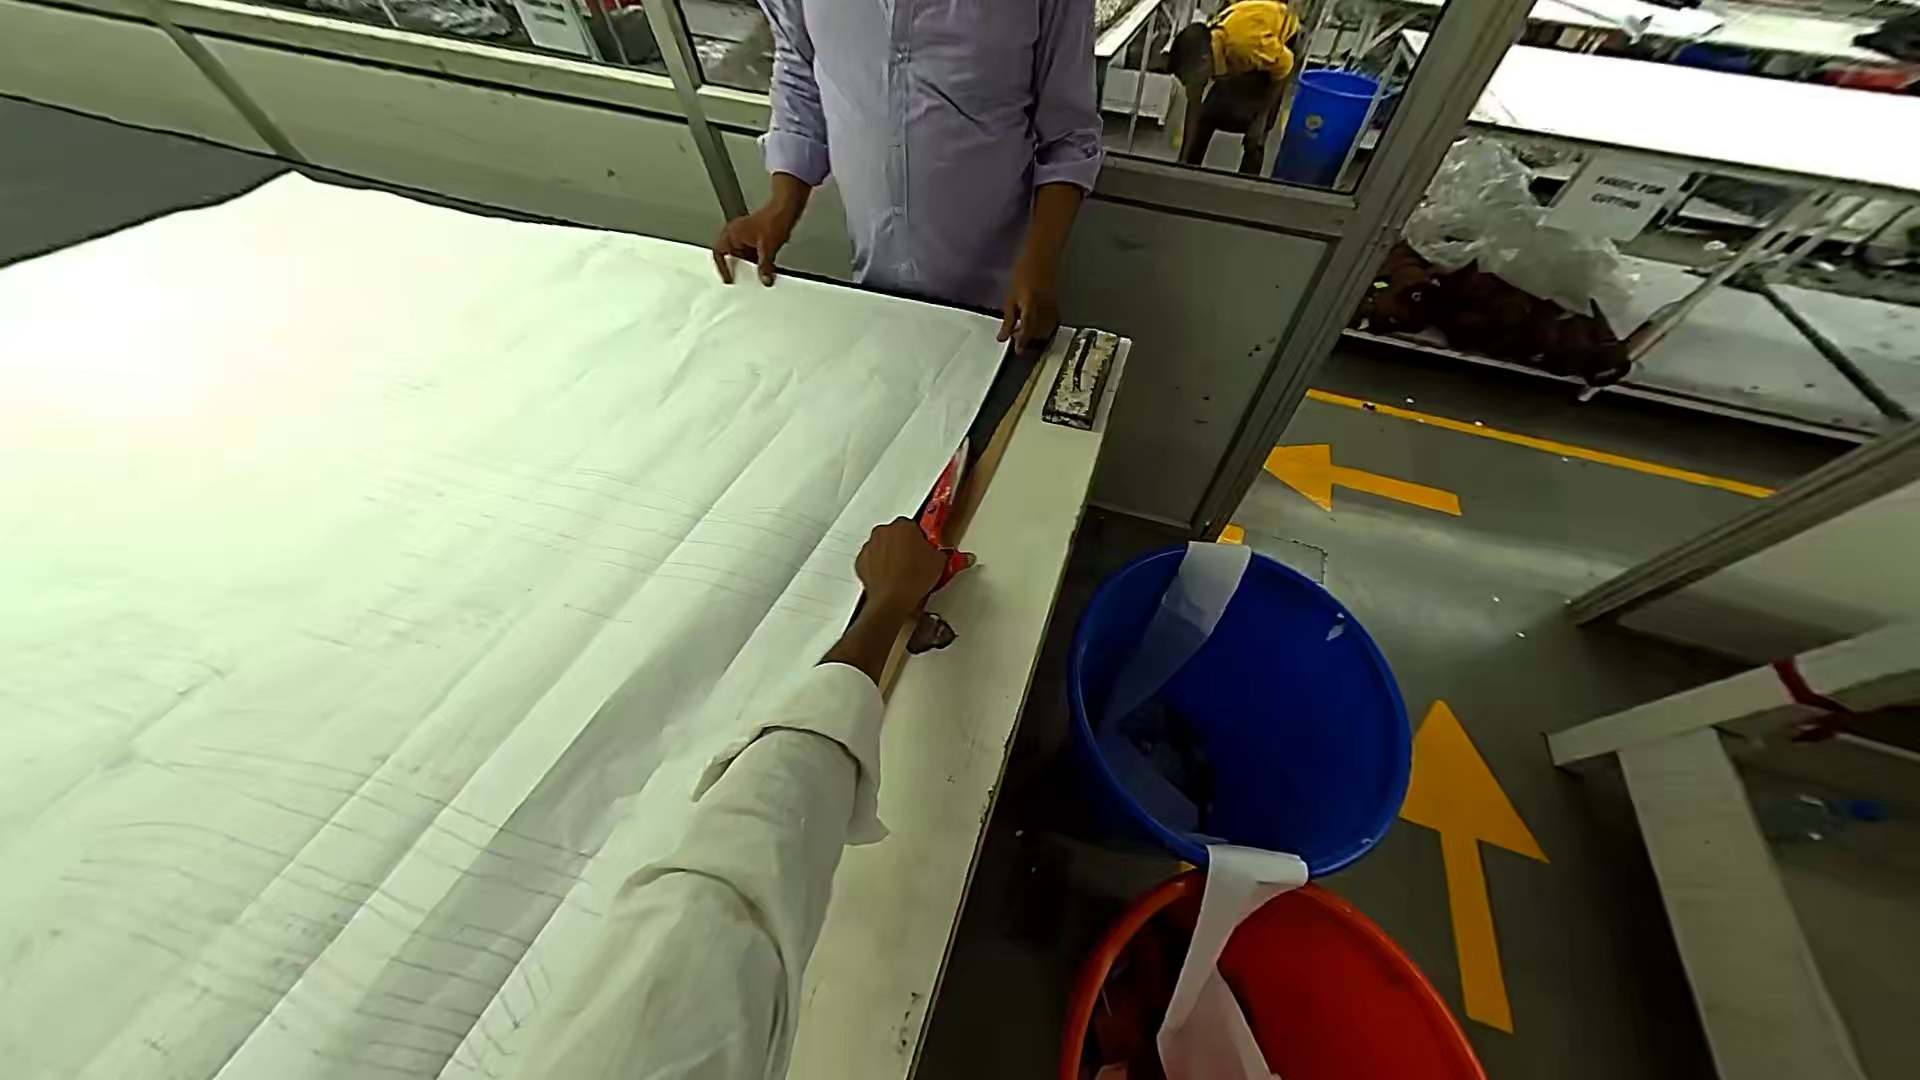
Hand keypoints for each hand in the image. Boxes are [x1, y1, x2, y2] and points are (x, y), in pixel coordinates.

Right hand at [713, 175, 810, 285]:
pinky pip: (753, 254)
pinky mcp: (756, 238)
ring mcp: (746, 235)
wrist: (785, 211)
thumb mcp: (767, 249)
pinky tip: (767, 269)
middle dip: (741, 269)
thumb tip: (764, 280)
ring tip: (759, 276)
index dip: (722, 267)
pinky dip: (759, 262)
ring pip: (744, 256)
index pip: (719, 252)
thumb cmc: (774, 220)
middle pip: (733, 257)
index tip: (728, 278)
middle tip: (745, 281)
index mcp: (732, 233)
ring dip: (752, 267)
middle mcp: (736, 234)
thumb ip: (765, 267)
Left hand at [856, 518, 949, 617]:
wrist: (893, 599)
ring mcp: (870, 547)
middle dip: (903, 545)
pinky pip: (871, 561)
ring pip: (882, 546)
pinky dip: (878, 567)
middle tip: (915, 561)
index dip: (920, 539)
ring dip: (890, 555)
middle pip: (895, 534)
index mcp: (903, 526)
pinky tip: (890, 578)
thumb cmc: (912, 579)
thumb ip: (937, 551)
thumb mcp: (939, 562)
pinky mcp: (861, 563)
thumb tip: (938, 555)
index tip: (924, 548)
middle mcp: (883, 532)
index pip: (913, 526)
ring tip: (903, 573)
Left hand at [998, 250, 1060, 349]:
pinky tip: (1033, 326)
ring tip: (1022, 332)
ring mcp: (1054, 308)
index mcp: (1031, 303)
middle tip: (1015, 338)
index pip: (1027, 327)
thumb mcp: (1010, 297)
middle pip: (1038, 332)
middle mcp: (1045, 307)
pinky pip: (1051, 325)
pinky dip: (1041, 330)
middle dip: (1027, 339)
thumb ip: (1008, 319)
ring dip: (1034, 335)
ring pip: (1045, 331)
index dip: (1022, 340)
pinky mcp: (1058, 307)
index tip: (1016, 350)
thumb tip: (1003, 338)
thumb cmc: (1022, 274)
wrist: (1042, 257)